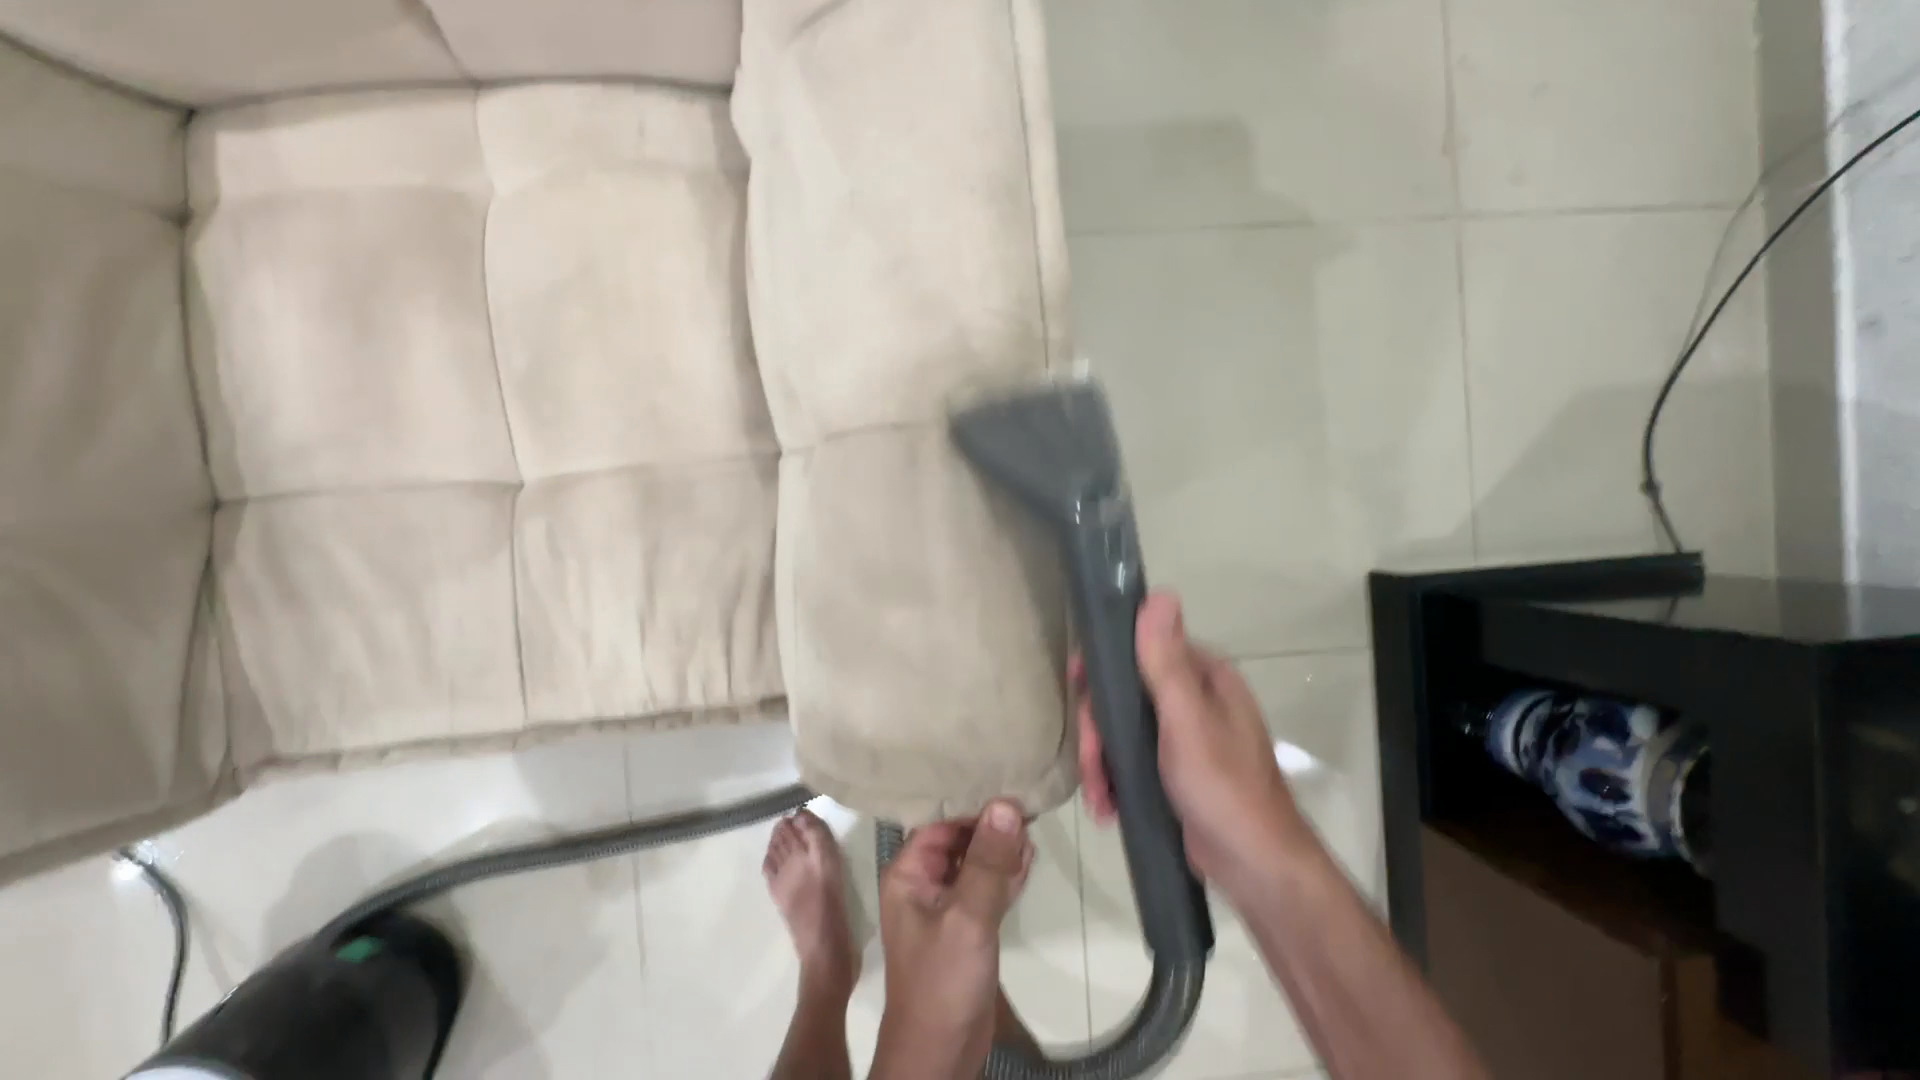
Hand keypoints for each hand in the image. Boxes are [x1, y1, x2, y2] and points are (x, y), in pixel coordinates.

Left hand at [871, 799, 1034, 1079]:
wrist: (940, 1052)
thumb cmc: (943, 979)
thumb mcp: (968, 915)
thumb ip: (988, 861)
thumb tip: (1007, 804)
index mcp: (908, 873)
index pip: (940, 822)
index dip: (973, 806)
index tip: (1010, 790)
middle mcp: (923, 883)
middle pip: (959, 839)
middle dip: (991, 826)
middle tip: (1029, 807)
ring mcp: (945, 906)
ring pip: (975, 863)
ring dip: (1001, 850)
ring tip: (1033, 831)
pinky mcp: (966, 927)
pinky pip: (986, 888)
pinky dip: (1005, 875)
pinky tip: (1028, 860)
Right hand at [1073, 591, 1312, 898]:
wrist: (1255, 866)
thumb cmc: (1223, 787)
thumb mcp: (1188, 721)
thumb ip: (1166, 662)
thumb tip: (1158, 594)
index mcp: (1205, 677)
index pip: (1140, 650)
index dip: (1103, 668)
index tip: (1077, 691)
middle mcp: (1195, 699)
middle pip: (1124, 696)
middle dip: (1100, 733)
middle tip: (1092, 769)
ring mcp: (1184, 738)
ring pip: (1122, 732)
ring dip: (1102, 763)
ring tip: (1099, 800)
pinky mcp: (1175, 772)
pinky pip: (1131, 762)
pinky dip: (1115, 782)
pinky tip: (1108, 808)